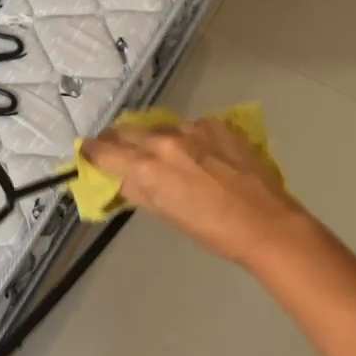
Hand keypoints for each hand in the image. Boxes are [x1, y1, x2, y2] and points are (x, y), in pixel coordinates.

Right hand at [83, 115, 309, 266]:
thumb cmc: (212, 231)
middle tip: (117, 151)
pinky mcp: (215, 125)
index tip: (88, 153)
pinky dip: (186, 138)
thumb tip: (118, 178)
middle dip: (116, 141)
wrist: (267, 225)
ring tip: (164, 155)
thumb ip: (136, 190)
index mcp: (146, 167)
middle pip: (125, 131)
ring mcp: (191, 129)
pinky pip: (188, 127)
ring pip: (157, 128)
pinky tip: (199, 155)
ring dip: (153, 139)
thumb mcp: (165, 213)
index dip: (91, 152)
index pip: (103, 150)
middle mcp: (163, 141)